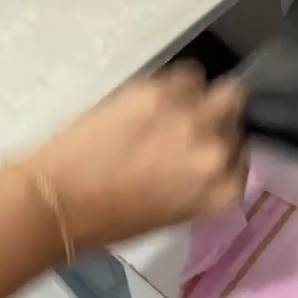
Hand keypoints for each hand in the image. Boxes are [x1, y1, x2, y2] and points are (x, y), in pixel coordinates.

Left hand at [18, 66, 247, 254]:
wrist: (55, 202)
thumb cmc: (109, 222)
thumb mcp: (172, 214)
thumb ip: (199, 184)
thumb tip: (201, 161)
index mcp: (218, 189)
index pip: (242, 159)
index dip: (226, 152)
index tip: (206, 153)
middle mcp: (214, 150)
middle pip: (236, 115)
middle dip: (221, 119)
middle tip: (192, 126)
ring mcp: (189, 117)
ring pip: (220, 89)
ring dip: (201, 98)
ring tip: (173, 108)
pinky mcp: (160, 92)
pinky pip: (185, 76)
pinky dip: (174, 85)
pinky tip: (151, 100)